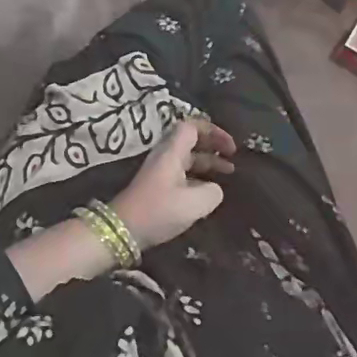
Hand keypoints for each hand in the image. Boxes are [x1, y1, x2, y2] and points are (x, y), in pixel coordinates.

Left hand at [110, 119, 236, 250]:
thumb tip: (215, 188)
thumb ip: (212, 192)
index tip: (230, 147)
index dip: (214, 132)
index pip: (192, 127)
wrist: (123, 229)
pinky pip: (183, 171)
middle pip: (190, 140)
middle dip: (213, 145)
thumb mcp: (194, 204)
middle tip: (233, 156)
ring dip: (208, 161)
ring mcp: (160, 171)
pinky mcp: (158, 186)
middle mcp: (165, 156)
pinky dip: (199, 175)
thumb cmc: (158, 211)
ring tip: (229, 172)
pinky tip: (210, 188)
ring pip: (188, 157)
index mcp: (172, 152)